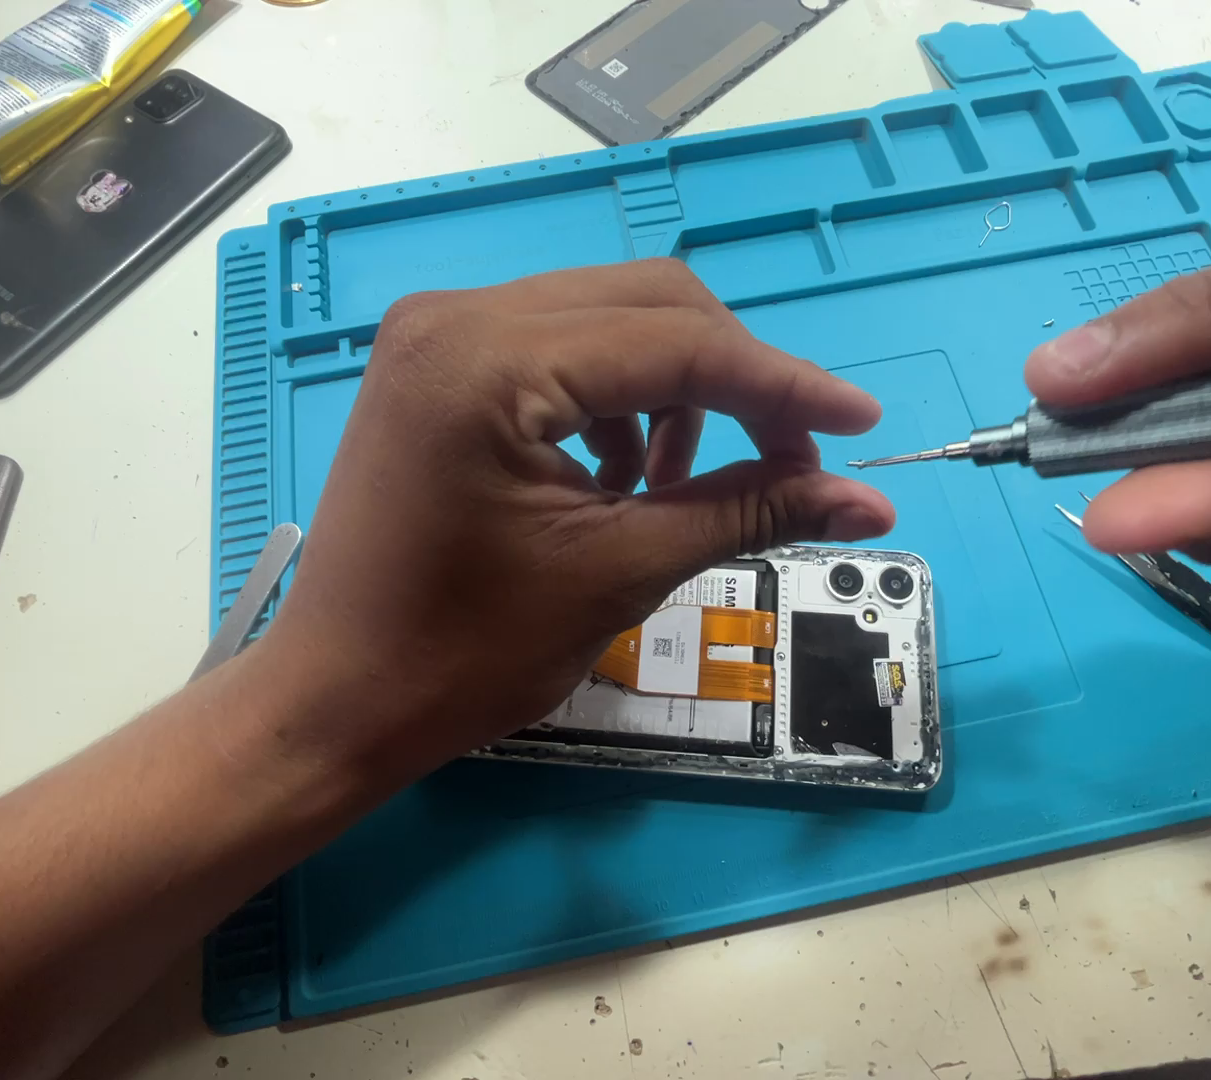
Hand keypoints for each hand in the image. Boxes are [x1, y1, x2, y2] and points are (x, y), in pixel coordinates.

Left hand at [248, 260, 892, 783]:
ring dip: (675, 393)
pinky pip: (564, 350)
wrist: (340, 699)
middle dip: (734, 382)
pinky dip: (617, 402)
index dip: (784, 385)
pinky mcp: (440, 364)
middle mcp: (460, 314)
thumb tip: (870, 501)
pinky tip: (617, 475)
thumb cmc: (466, 656)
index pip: (679, 344)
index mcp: (491, 360)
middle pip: (652, 305)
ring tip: (674, 487)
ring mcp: (442, 333)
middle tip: (782, 463)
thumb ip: (749, 511)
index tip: (861, 420)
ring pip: (612, 321)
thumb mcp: (622, 573)